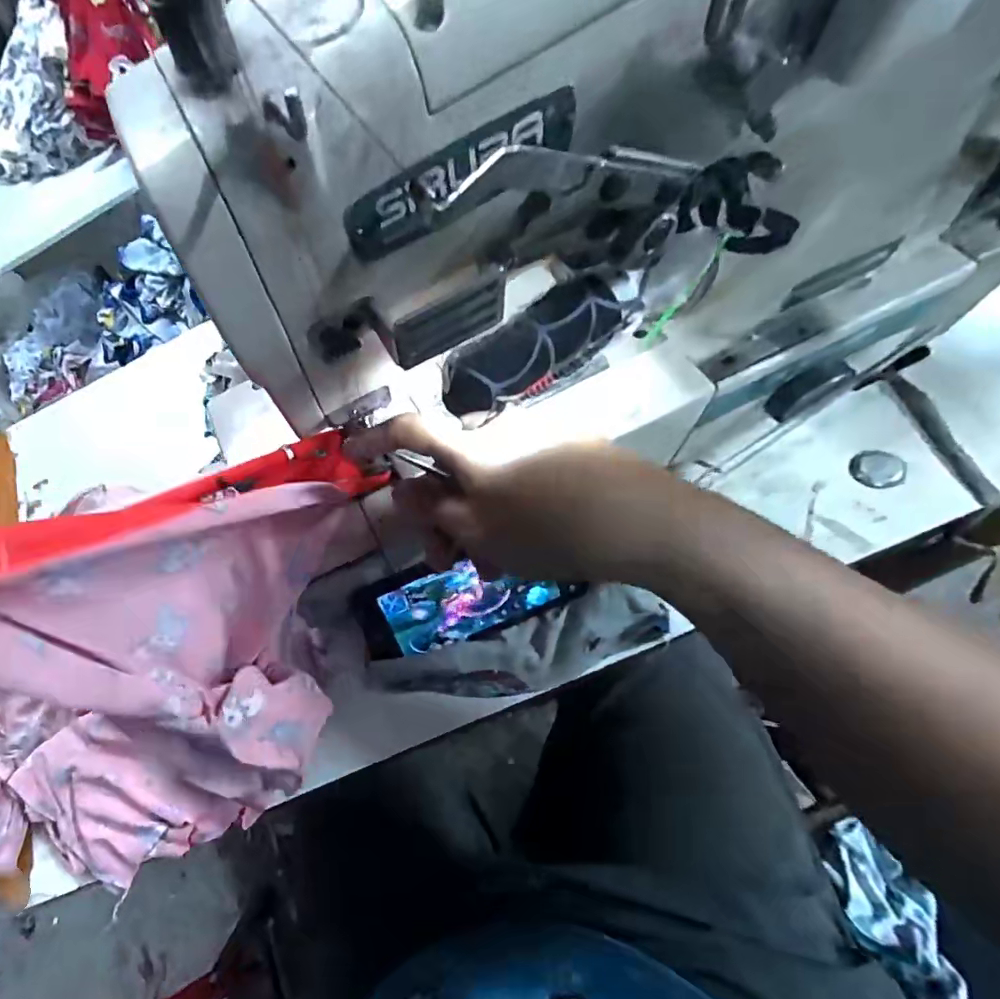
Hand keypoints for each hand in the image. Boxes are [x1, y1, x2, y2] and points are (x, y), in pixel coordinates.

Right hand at [348, 415, 695, 583]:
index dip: (374, 441)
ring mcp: (540, 437)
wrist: (647, 522)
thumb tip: (404, 490)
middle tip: (451, 562)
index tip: (352, 454)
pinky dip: (511, 509)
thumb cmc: (551, 531)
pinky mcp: (572, 449)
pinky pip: (522, 477)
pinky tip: (531, 546)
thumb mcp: (481, 534)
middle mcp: (502, 431)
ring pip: (488, 480)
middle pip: (451, 470)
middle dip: (442, 517)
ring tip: (498, 567)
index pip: (409, 432)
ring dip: (479, 522)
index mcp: (472, 449)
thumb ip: (434, 513)